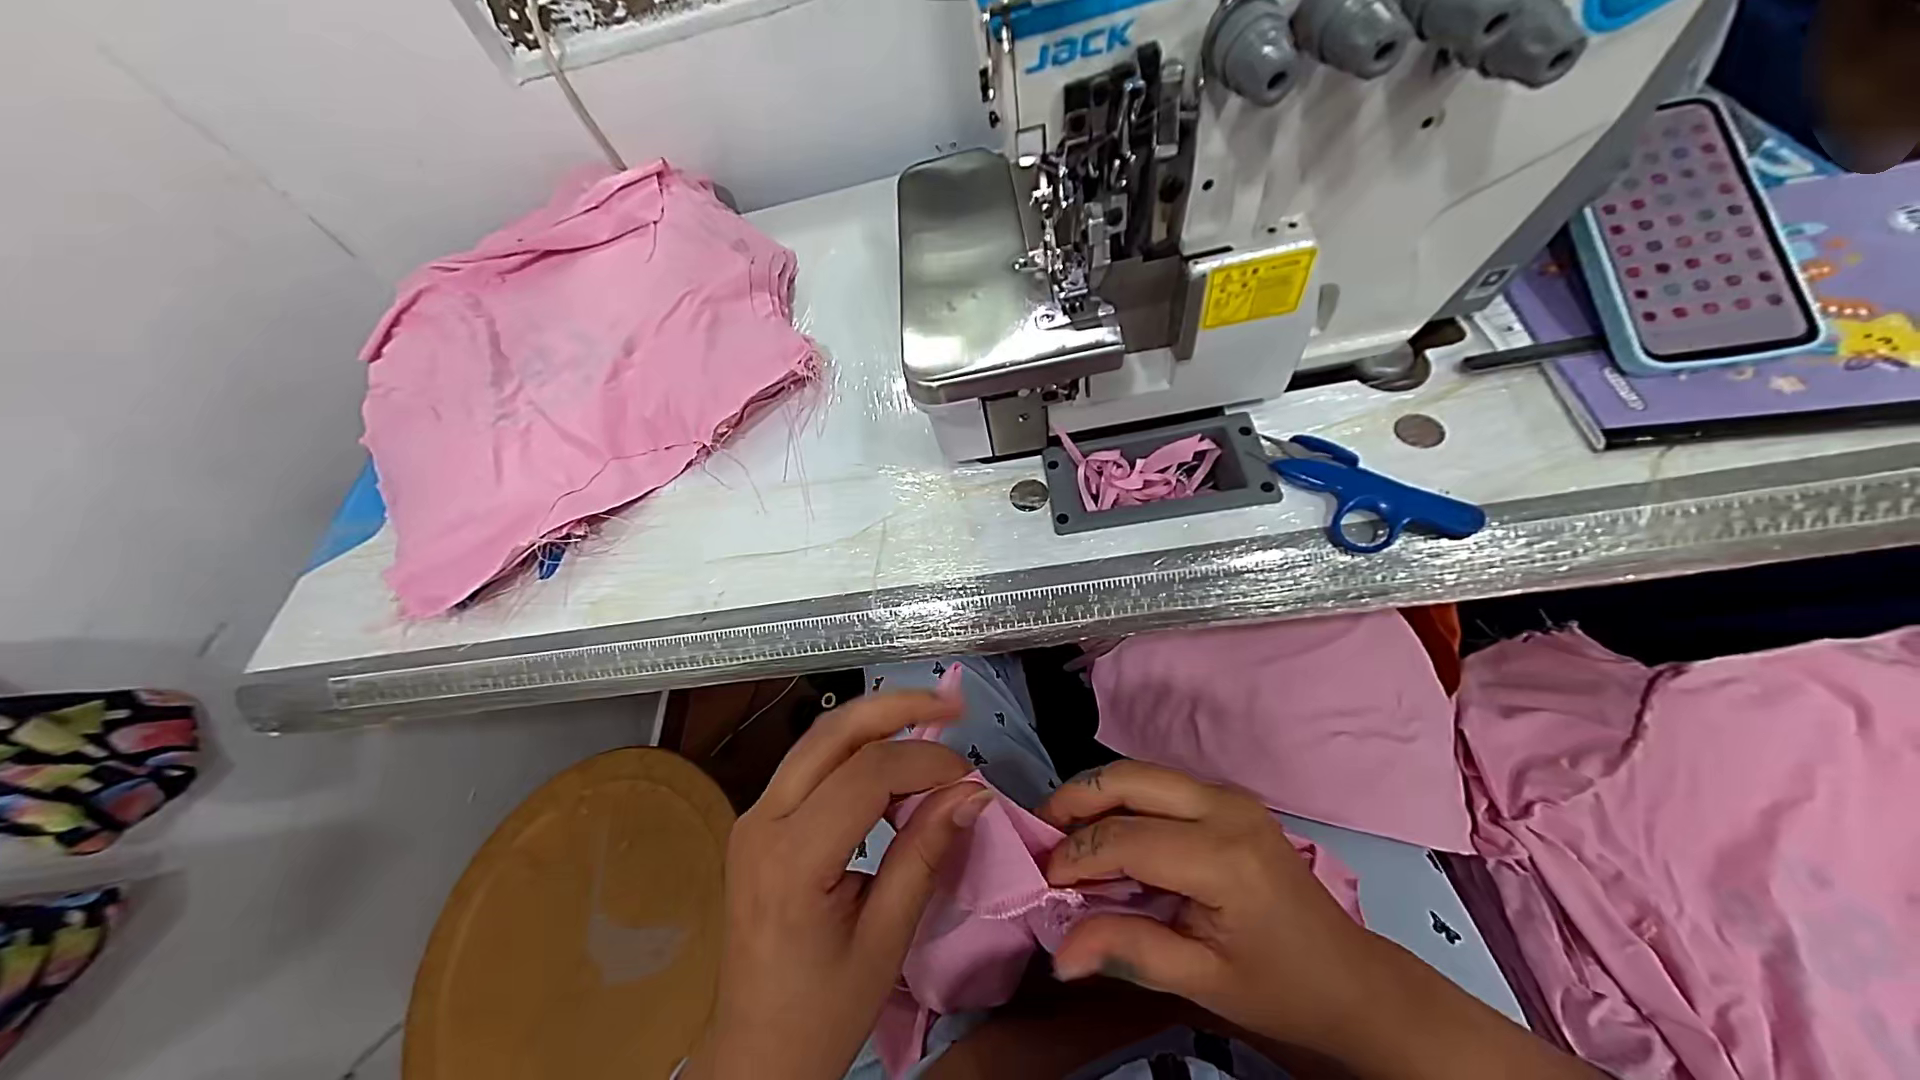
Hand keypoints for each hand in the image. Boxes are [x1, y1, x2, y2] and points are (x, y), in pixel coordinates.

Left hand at [684, 691, 996, 1079]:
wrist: (756, 1055)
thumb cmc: (821, 1012)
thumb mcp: (886, 939)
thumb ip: (925, 854)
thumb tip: (971, 792)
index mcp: (790, 860)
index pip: (867, 774)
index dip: (926, 762)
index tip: (970, 777)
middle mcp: (761, 822)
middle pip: (832, 733)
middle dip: (896, 707)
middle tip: (950, 704)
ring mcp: (753, 817)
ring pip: (819, 739)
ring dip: (876, 722)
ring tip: (929, 720)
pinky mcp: (759, 821)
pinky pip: (811, 764)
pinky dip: (856, 751)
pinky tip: (892, 760)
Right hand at [1037, 761, 1602, 1079]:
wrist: (1349, 976)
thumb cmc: (1278, 986)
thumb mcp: (1203, 980)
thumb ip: (1128, 952)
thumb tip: (1058, 954)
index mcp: (1222, 857)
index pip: (1124, 838)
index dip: (1074, 856)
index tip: (1044, 882)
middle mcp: (1225, 807)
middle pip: (1126, 779)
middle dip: (1073, 801)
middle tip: (1041, 835)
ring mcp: (1229, 794)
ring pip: (1138, 772)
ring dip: (1095, 796)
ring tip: (1065, 833)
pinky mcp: (1227, 795)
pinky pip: (1157, 783)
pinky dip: (1121, 800)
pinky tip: (1106, 831)